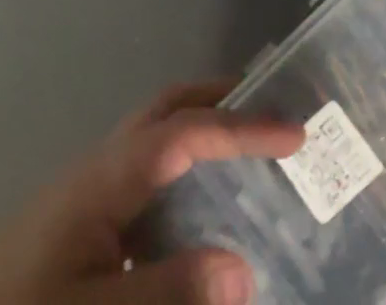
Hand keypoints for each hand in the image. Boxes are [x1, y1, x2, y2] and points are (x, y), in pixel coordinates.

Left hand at [0, 81, 303, 304]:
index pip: (186, 133)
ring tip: (255, 151)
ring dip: (207, 127)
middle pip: (169, 107)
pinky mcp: (89, 210)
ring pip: (159, 132)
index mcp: (108, 176)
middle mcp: (105, 165)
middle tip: (277, 113)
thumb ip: (166, 290)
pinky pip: (151, 168)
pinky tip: (207, 209)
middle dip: (225, 100)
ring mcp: (95, 184)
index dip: (242, 128)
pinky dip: (188, 165)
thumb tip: (243, 269)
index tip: (296, 134)